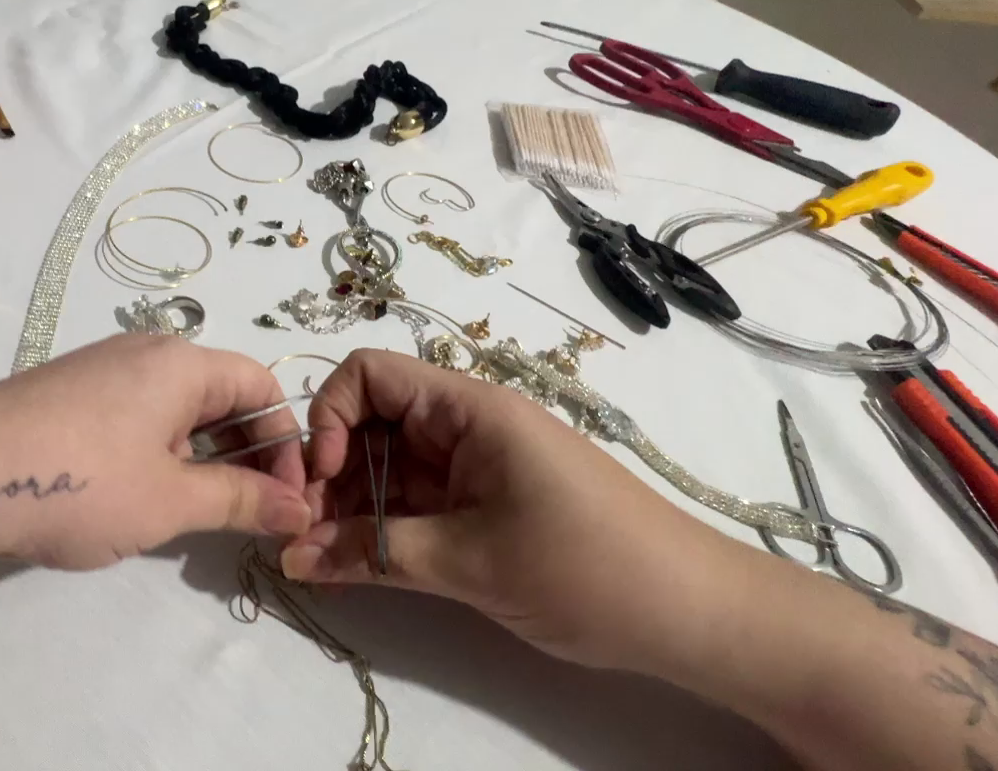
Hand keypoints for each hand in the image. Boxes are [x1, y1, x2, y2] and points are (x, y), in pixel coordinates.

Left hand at [0, 335, 312, 570]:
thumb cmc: (81, 482)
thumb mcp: (170, 500)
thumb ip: (240, 500)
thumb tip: (300, 507)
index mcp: (180, 362)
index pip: (258, 385)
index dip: (284, 441)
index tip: (287, 500)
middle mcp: (141, 352)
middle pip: (216, 393)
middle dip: (242, 451)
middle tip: (245, 512)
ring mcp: (98, 369)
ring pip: (172, 407)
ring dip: (196, 455)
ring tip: (189, 509)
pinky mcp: (66, 392)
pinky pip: (132, 412)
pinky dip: (153, 449)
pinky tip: (132, 492)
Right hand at [283, 349, 745, 671]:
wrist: (707, 623)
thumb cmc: (592, 570)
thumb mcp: (472, 563)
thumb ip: (374, 555)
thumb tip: (290, 558)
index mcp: (468, 409)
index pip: (370, 374)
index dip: (331, 415)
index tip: (324, 479)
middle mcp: (461, 426)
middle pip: (368, 424)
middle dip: (329, 472)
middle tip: (303, 533)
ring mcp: (469, 466)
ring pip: (384, 468)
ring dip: (347, 508)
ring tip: (318, 559)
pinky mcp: (478, 504)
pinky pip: (410, 502)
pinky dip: (378, 529)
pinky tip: (351, 564)